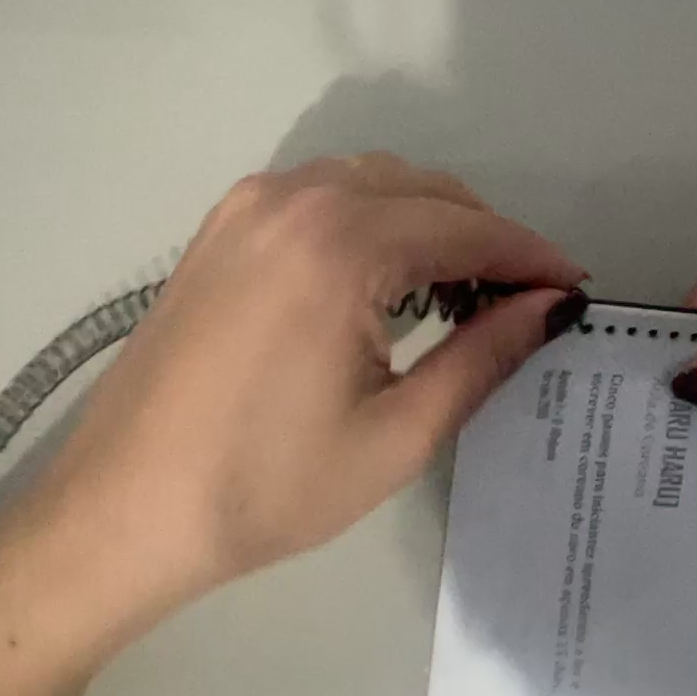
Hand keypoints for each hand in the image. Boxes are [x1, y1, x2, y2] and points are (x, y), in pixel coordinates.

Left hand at [6, 154, 586, 645]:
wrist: (122, 511)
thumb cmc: (265, 487)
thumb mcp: (398, 434)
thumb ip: (483, 355)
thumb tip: (550, 307)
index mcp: (339, 244)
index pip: (466, 228)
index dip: (530, 255)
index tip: (574, 286)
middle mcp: (294, 198)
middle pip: (424, 191)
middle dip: (486, 236)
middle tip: (524, 298)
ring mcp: (249, 206)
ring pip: (373, 183)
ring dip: (431, 222)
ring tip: (464, 290)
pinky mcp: (222, 227)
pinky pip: (323, 195)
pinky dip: (374, 220)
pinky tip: (387, 276)